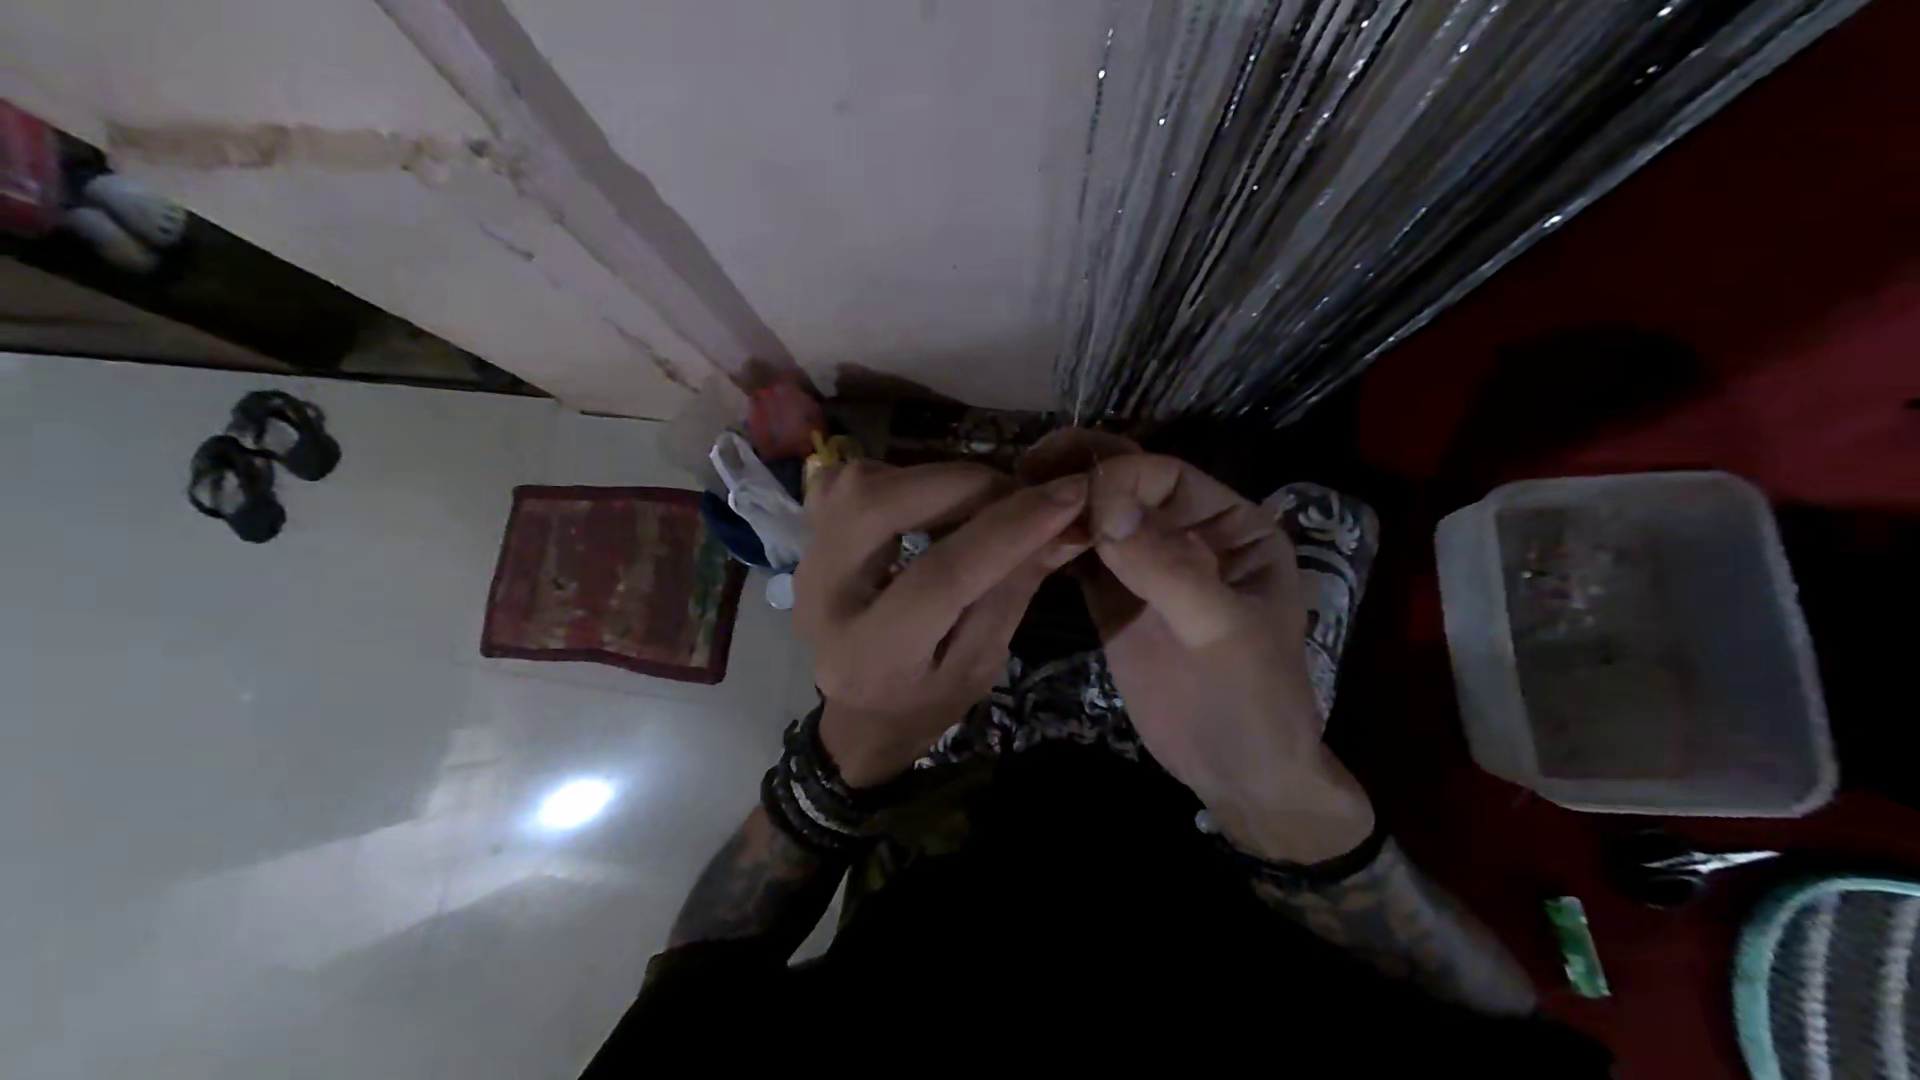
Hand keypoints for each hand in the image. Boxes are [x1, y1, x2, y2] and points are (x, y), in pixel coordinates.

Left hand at [793, 461, 1089, 787]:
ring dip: (933, 478)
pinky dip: (897, 475)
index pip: (941, 576)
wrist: (860, 709)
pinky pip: (846, 478)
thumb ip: (1015, 590)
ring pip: (861, 481)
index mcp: (871, 654)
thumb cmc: (926, 700)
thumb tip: (1067, 523)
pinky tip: (927, 500)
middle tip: (1018, 496)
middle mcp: (821, 597)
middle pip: (881, 507)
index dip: (1010, 528)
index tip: (1069, 495)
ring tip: (978, 502)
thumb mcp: (981, 663)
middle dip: (966, 486)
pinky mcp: (806, 534)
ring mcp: (805, 557)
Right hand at [1021, 431, 1373, 861]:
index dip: (1121, 478)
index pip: (1167, 478)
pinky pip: (1080, 561)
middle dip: (1082, 471)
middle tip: (1028, 464)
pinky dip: (1053, 548)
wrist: (1236, 773)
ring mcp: (1146, 567)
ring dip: (1060, 507)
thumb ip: (1168, 568)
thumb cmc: (1252, 700)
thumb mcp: (1222, 631)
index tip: (1076, 498)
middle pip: (1128, 486)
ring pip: (1098, 520)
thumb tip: (1107, 504)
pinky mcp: (1114, 599)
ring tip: (1013, 496)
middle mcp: (1187, 534)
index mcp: (1232, 527)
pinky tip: (1022, 541)